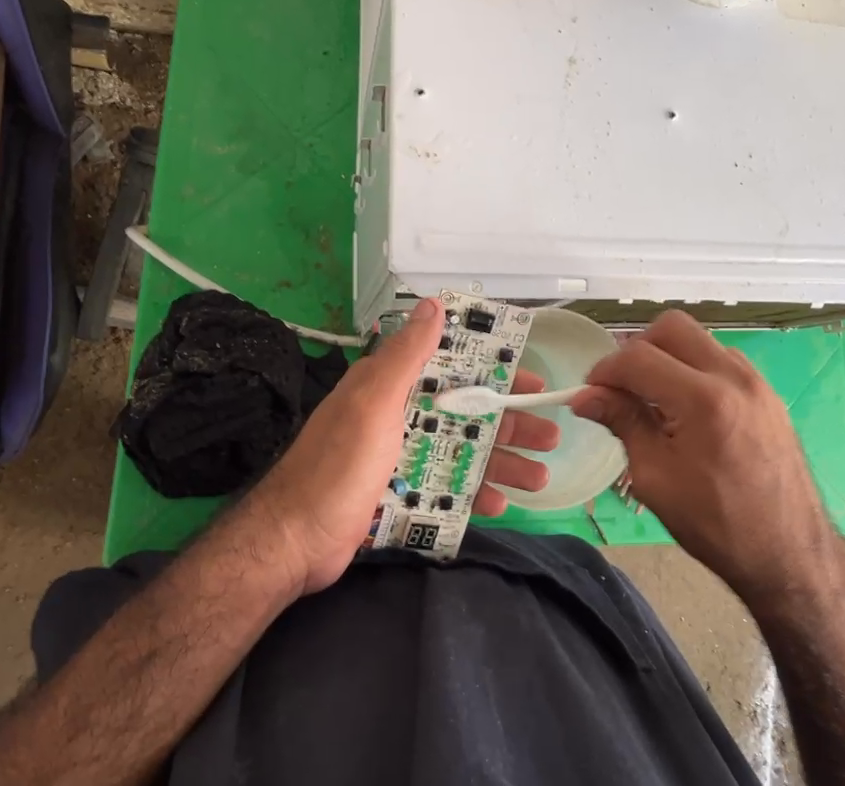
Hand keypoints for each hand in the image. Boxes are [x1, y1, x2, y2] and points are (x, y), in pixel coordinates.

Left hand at [239, 299, 559, 597]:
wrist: (294, 542)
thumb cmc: (338, 464)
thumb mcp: (374, 402)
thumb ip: (407, 355)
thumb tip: (433, 303)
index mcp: (392, 388)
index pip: (454, 370)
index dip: (495, 374)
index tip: (532, 384)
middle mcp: (399, 418)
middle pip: (467, 414)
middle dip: (510, 424)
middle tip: (551, 436)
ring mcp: (400, 459)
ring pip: (463, 453)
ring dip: (502, 463)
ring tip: (540, 478)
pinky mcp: (400, 496)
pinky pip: (448, 490)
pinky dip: (474, 494)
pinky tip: (499, 505)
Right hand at [572, 311, 840, 602]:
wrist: (788, 552)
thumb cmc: (715, 524)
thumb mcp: (655, 478)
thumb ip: (623, 423)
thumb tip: (587, 396)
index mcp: (703, 400)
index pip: (637, 358)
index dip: (604, 371)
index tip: (589, 393)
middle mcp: (733, 377)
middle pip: (672, 327)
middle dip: (637, 350)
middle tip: (622, 388)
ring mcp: (756, 382)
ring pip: (700, 340)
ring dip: (669, 357)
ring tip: (654, 400)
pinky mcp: (768, 394)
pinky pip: (722, 360)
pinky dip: (696, 369)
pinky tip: (687, 409)